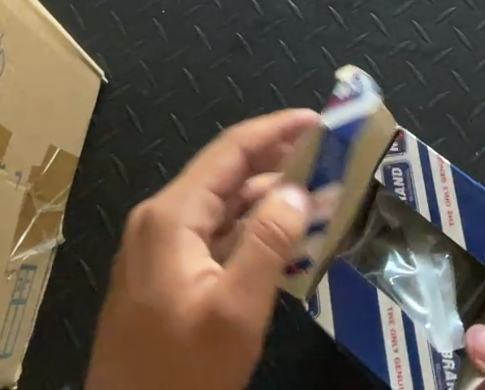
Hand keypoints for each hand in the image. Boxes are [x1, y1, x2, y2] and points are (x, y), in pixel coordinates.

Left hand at [86, 108, 320, 389]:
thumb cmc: (181, 373)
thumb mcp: (234, 312)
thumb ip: (269, 243)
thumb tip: (298, 189)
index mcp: (172, 214)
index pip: (231, 150)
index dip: (276, 130)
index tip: (319, 120)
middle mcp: (160, 219)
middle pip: (226, 172)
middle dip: (277, 160)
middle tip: (326, 156)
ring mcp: (158, 247)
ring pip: (221, 204)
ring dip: (266, 196)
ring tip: (315, 193)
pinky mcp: (163, 274)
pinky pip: (213, 233)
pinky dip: (249, 227)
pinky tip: (281, 235)